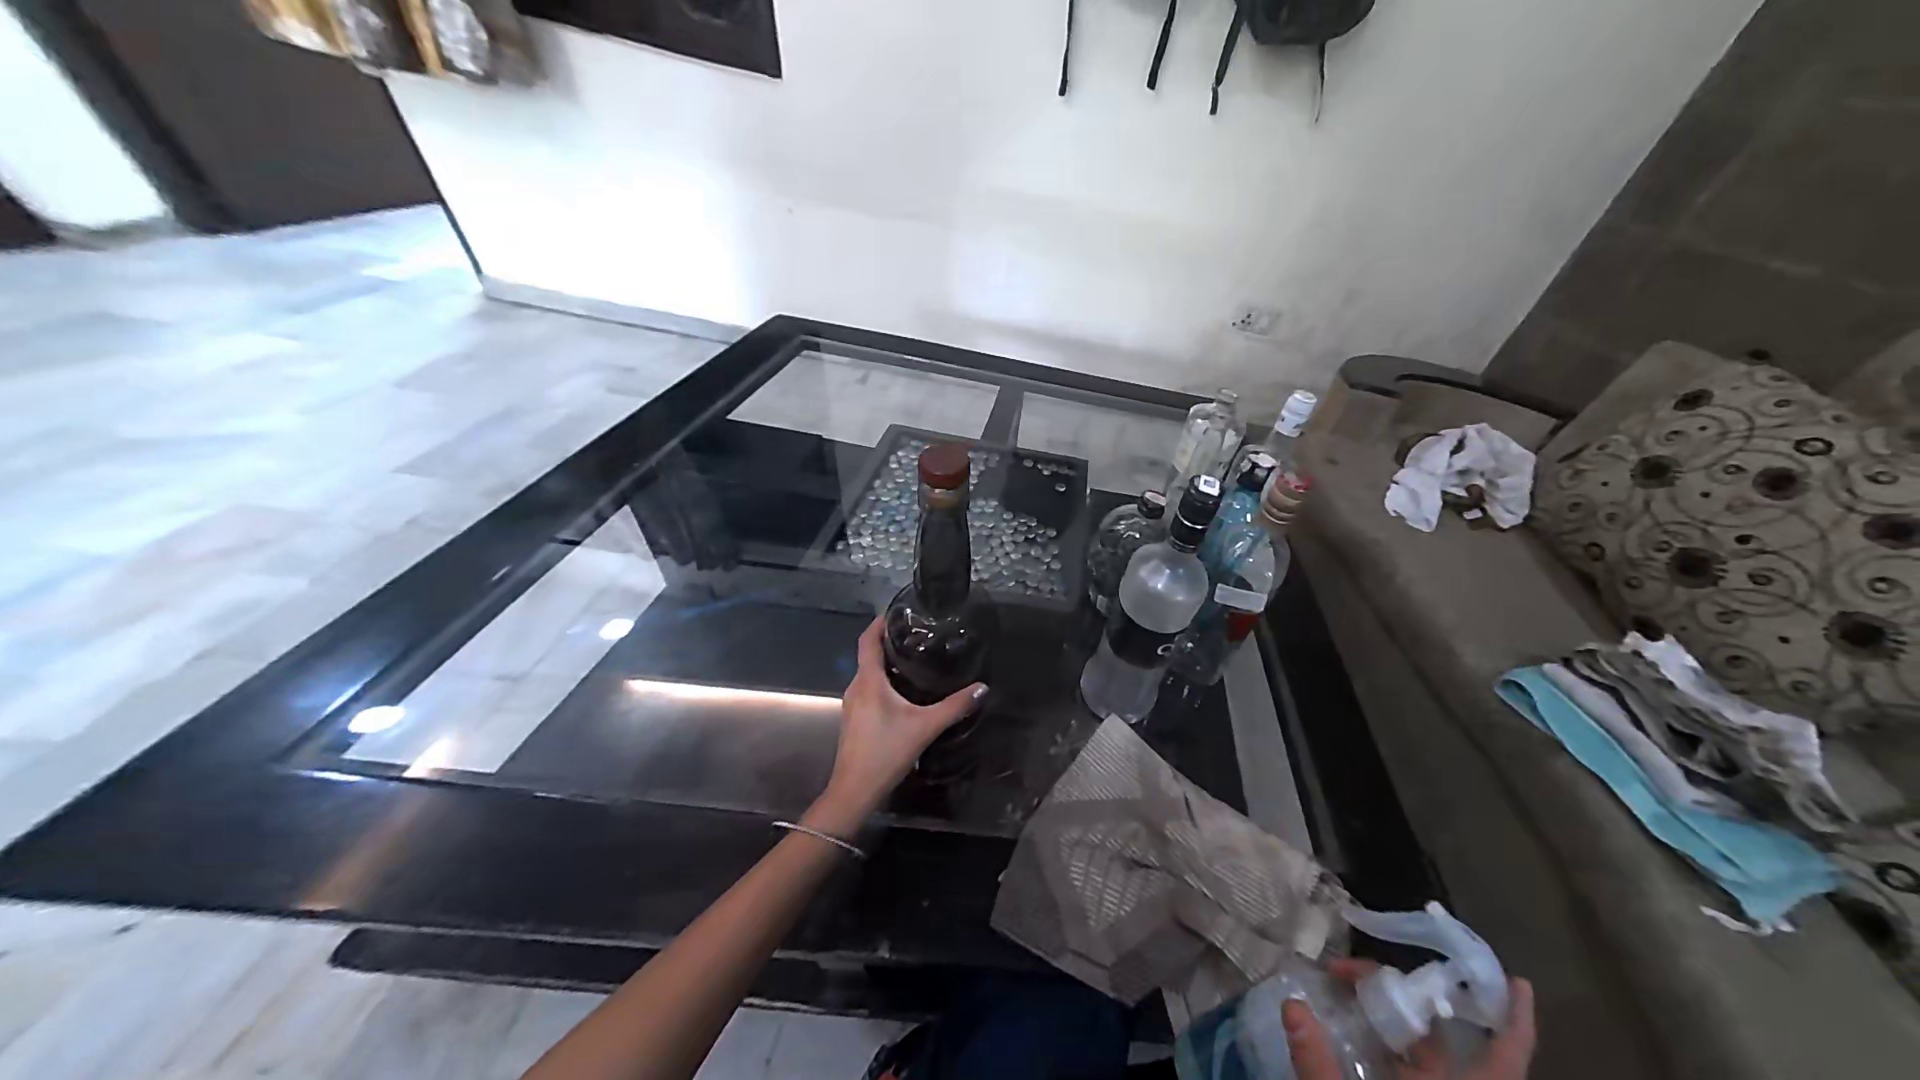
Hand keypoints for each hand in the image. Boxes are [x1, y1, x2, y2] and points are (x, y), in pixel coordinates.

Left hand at [806, 618, 986, 831]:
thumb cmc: (885, 752)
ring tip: (915, 660)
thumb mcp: (925, 727)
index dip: (878, 623)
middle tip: (917, 636)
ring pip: (869, 675)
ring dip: (886, 665)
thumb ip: (954, 707)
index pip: (867, 641)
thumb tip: (981, 688)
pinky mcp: (855, 720)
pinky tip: (905, 693)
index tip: (896, 612)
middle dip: (888, 643)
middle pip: (868, 656)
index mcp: (868, 681)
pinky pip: (868, 691)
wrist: (855, 790)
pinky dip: (884, 684)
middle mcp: (855, 688)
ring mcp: (852, 705)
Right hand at [1282, 959, 1535, 1079]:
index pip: (1504, 1060)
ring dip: (1398, 1024)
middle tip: (1358, 971)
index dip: (1517, 1021)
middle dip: (1410, 1001)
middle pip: (1450, 1045)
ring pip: (1429, 1061)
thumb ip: (1317, 1067)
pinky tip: (1363, 1035)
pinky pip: (1412, 1076)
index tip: (1517, 980)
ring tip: (1355, 989)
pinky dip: (1393, 1051)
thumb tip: (1292, 1005)